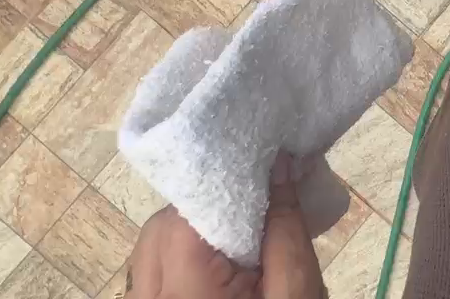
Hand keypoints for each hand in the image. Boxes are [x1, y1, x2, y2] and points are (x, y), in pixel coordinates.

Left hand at [125, 155, 322, 298]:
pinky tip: (224, 261)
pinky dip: (184, 254)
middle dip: (204, 209)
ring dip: (193, 230)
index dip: (217, 190)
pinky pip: (155, 273)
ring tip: (243, 237)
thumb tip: (280, 164)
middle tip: (256, 209)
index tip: (260, 173)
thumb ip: (285, 225)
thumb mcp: (298, 289)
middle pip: (157, 233)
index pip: (179, 224)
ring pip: (152, 250)